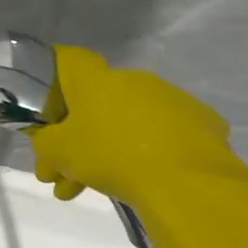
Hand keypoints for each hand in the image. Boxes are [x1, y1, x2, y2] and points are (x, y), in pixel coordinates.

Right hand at [28, 45, 242, 202]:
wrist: (187, 183)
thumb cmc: (110, 156)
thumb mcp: (56, 151)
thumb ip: (44, 140)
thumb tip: (49, 139)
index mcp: (95, 79)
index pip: (67, 59)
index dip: (52, 72)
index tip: (44, 98)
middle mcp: (133, 80)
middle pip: (95, 101)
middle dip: (76, 134)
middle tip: (63, 169)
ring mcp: (172, 99)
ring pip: (127, 121)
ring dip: (108, 148)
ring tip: (94, 188)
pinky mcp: (203, 122)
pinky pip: (162, 133)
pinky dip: (148, 151)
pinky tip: (140, 178)